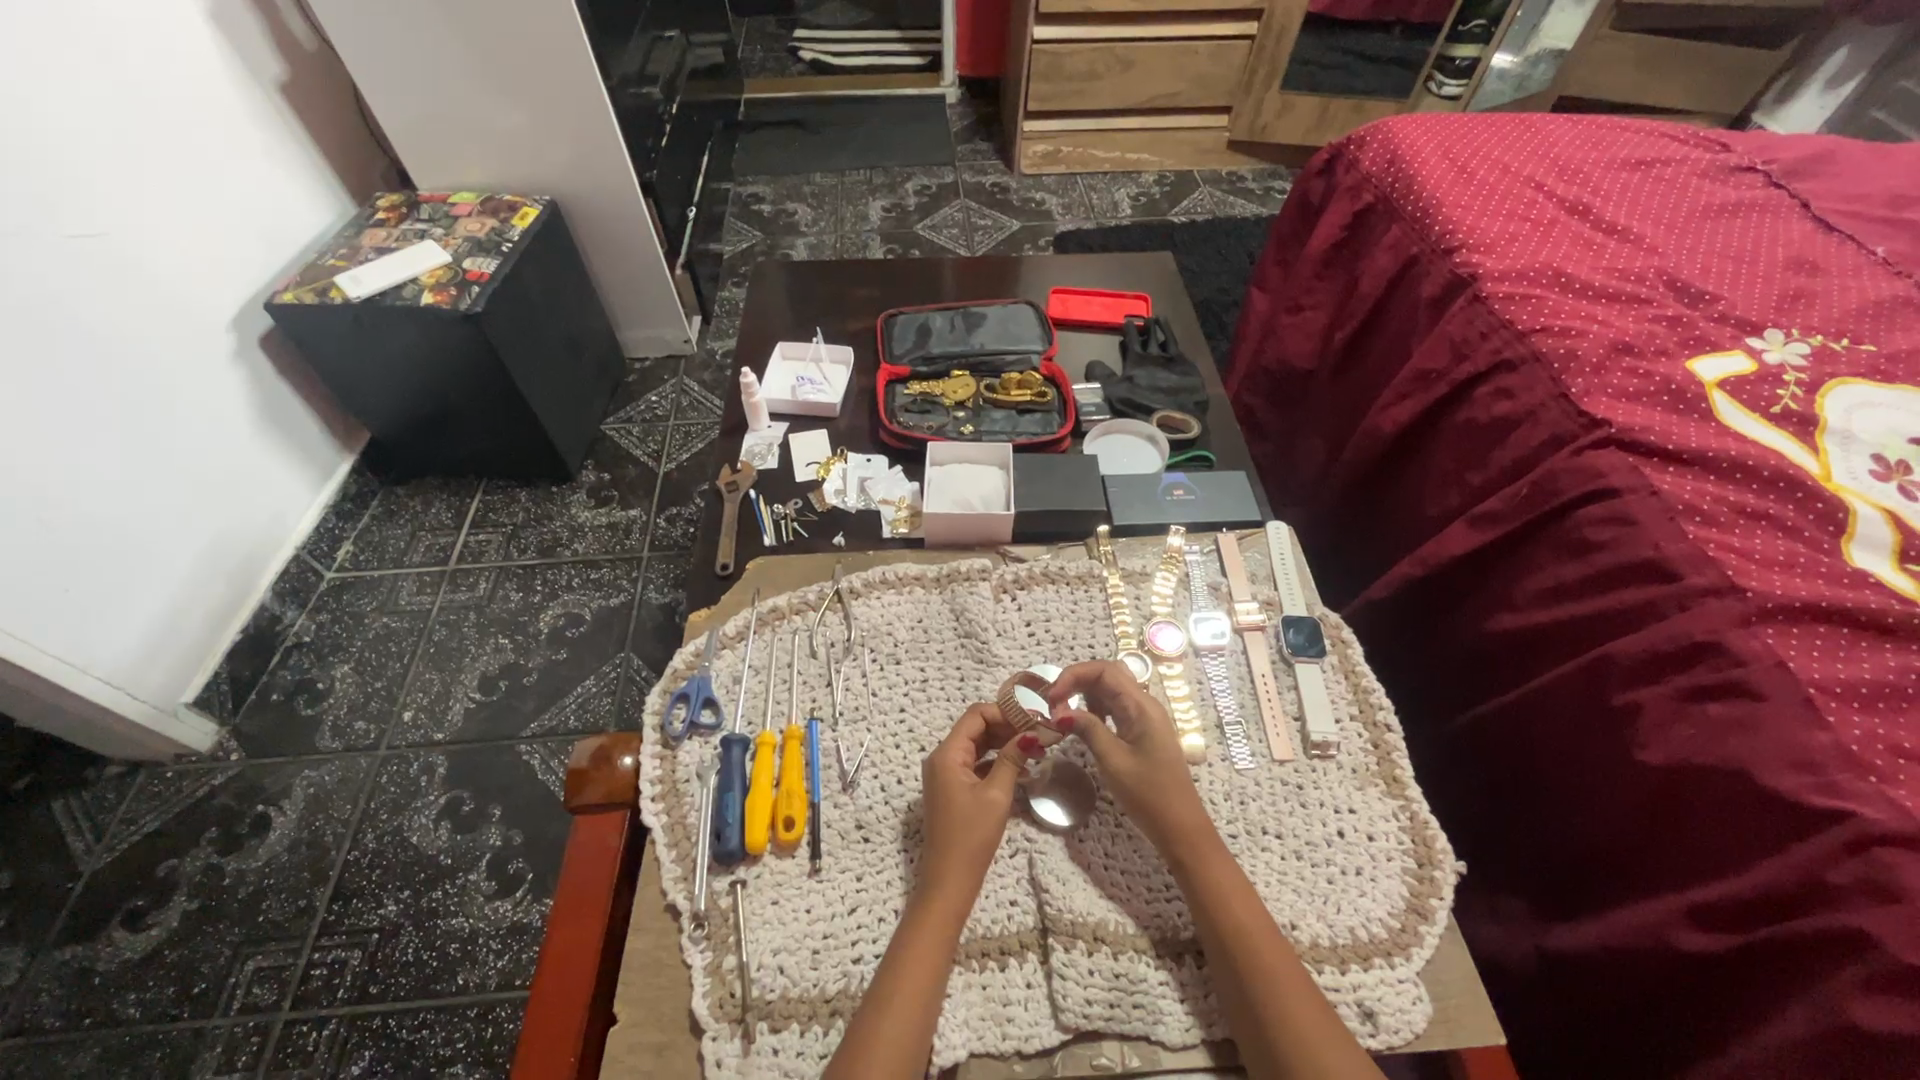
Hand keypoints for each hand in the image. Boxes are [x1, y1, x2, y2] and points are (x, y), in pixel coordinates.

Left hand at [917, 703, 1038, 898]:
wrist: (949, 879)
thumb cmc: (972, 836)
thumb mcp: (996, 794)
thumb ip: (1013, 758)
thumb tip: (1033, 733)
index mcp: (947, 754)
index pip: (976, 715)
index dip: (1005, 712)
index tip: (1033, 719)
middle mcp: (941, 758)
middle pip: (976, 728)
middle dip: (1007, 727)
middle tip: (1039, 733)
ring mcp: (945, 774)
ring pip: (977, 746)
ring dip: (1004, 744)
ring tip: (1036, 749)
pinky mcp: (952, 788)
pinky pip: (975, 764)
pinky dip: (996, 762)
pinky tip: (1022, 768)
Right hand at [1046, 660, 1213, 850]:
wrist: (1180, 826)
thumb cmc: (1148, 794)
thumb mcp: (1113, 760)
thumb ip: (1088, 729)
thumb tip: (1060, 711)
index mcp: (1141, 706)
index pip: (1104, 670)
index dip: (1073, 676)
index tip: (1050, 698)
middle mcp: (1145, 705)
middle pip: (1107, 675)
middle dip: (1076, 681)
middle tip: (1052, 704)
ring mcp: (1144, 718)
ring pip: (1110, 690)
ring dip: (1083, 695)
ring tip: (1061, 714)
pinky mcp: (1141, 732)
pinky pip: (1115, 708)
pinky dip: (1094, 710)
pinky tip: (1080, 724)